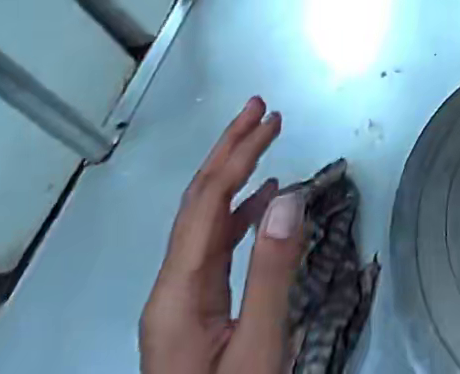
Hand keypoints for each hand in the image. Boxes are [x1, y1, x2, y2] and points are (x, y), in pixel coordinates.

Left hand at [141, 97, 304, 373]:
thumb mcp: (258, 352)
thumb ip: (273, 273)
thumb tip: (288, 196)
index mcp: (177, 295)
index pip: (206, 205)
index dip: (236, 156)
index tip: (268, 120)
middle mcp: (171, 290)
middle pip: (197, 203)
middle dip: (228, 151)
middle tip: (261, 109)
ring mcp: (181, 302)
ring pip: (206, 220)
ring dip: (237, 175)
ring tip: (269, 139)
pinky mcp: (197, 313)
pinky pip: (217, 246)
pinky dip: (243, 212)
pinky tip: (267, 199)